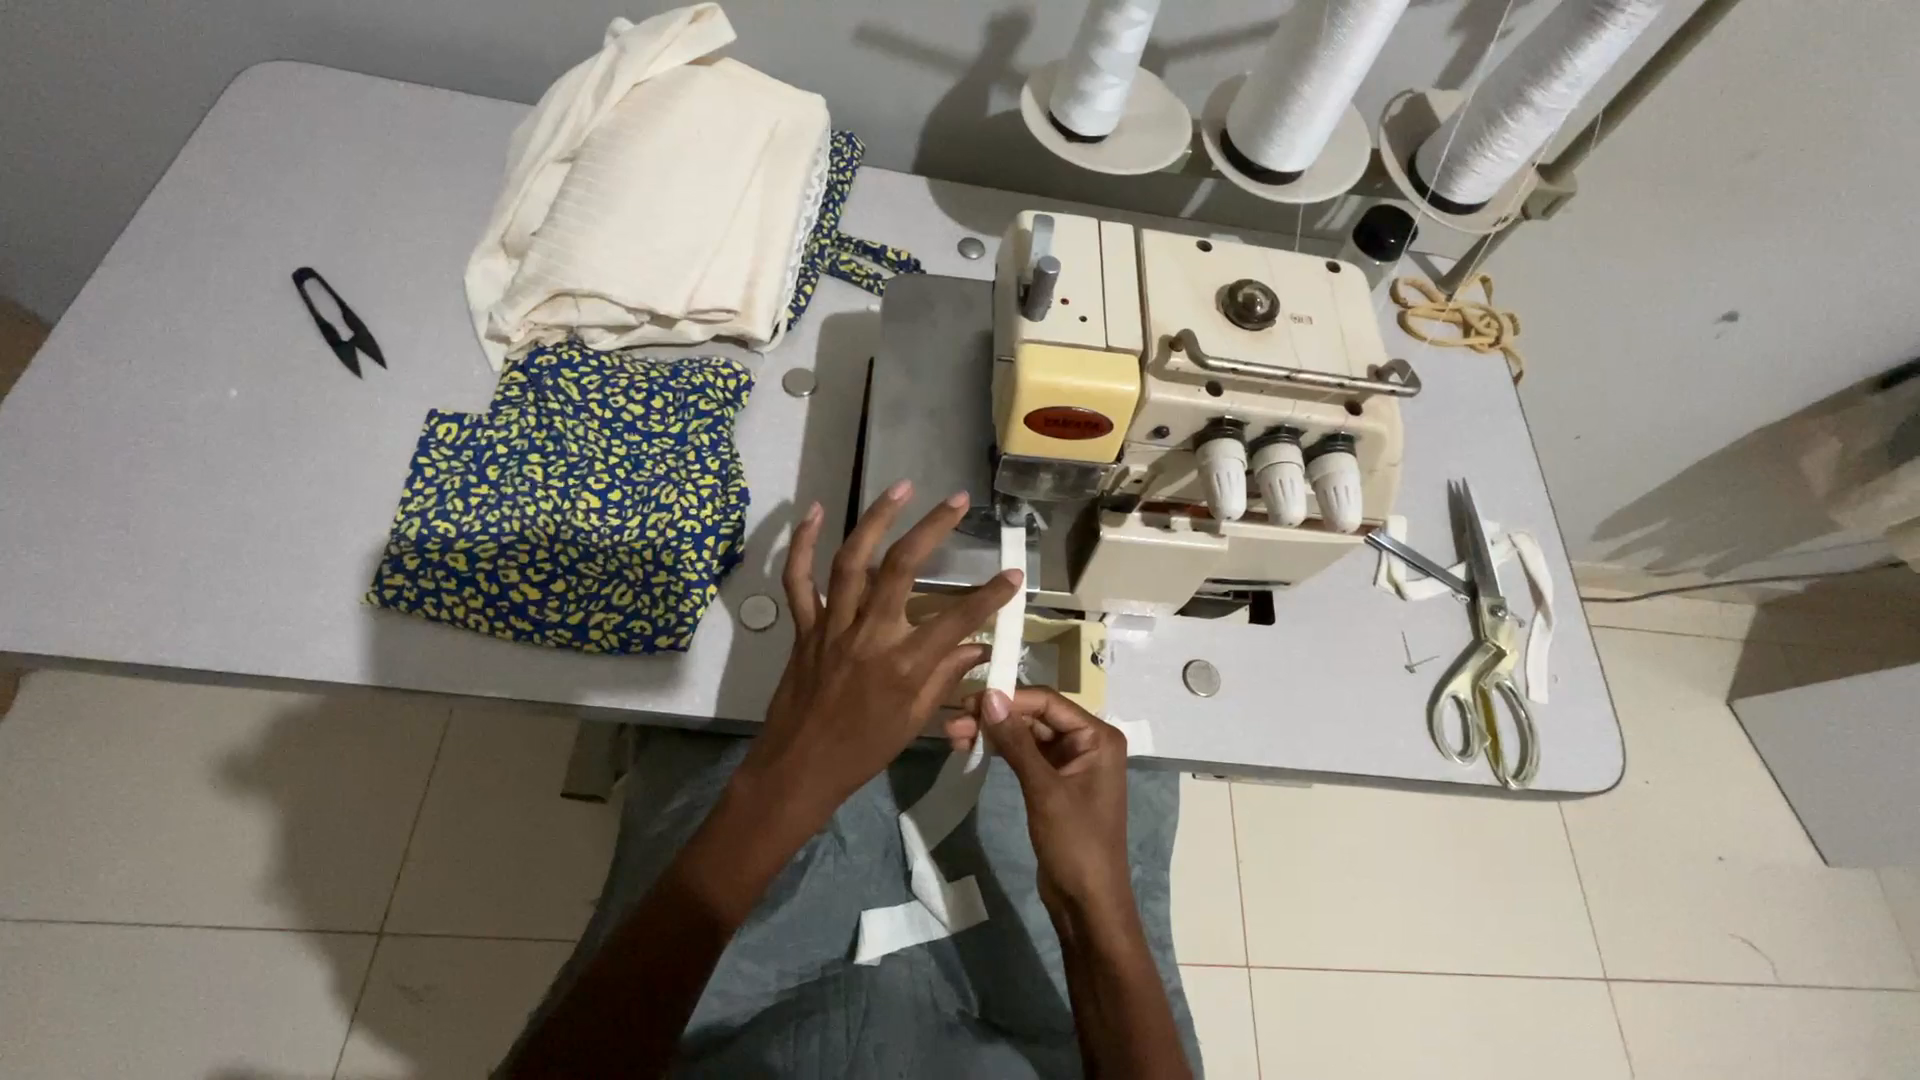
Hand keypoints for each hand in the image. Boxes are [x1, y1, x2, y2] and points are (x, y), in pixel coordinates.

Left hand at [734, 481, 1023, 832]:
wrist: (797, 768)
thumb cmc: (862, 751)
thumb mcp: (914, 721)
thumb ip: (945, 677)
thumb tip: (975, 647)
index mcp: (902, 665)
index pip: (957, 620)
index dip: (990, 596)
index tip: (1015, 574)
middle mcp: (868, 636)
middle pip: (900, 569)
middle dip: (932, 528)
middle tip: (959, 500)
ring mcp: (831, 626)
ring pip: (850, 561)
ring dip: (877, 519)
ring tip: (902, 487)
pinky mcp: (804, 627)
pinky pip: (798, 580)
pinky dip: (803, 544)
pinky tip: (814, 511)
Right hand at [969, 687, 1131, 907]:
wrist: (1088, 902)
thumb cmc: (1075, 843)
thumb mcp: (1044, 790)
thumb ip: (1016, 742)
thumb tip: (990, 697)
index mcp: (1098, 737)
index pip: (1047, 702)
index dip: (1008, 698)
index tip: (968, 701)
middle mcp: (1088, 743)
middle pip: (1035, 717)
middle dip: (995, 717)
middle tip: (953, 721)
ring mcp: (1071, 763)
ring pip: (1026, 736)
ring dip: (993, 734)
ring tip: (953, 736)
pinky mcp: (1055, 782)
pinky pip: (1025, 756)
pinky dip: (1001, 752)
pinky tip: (972, 749)